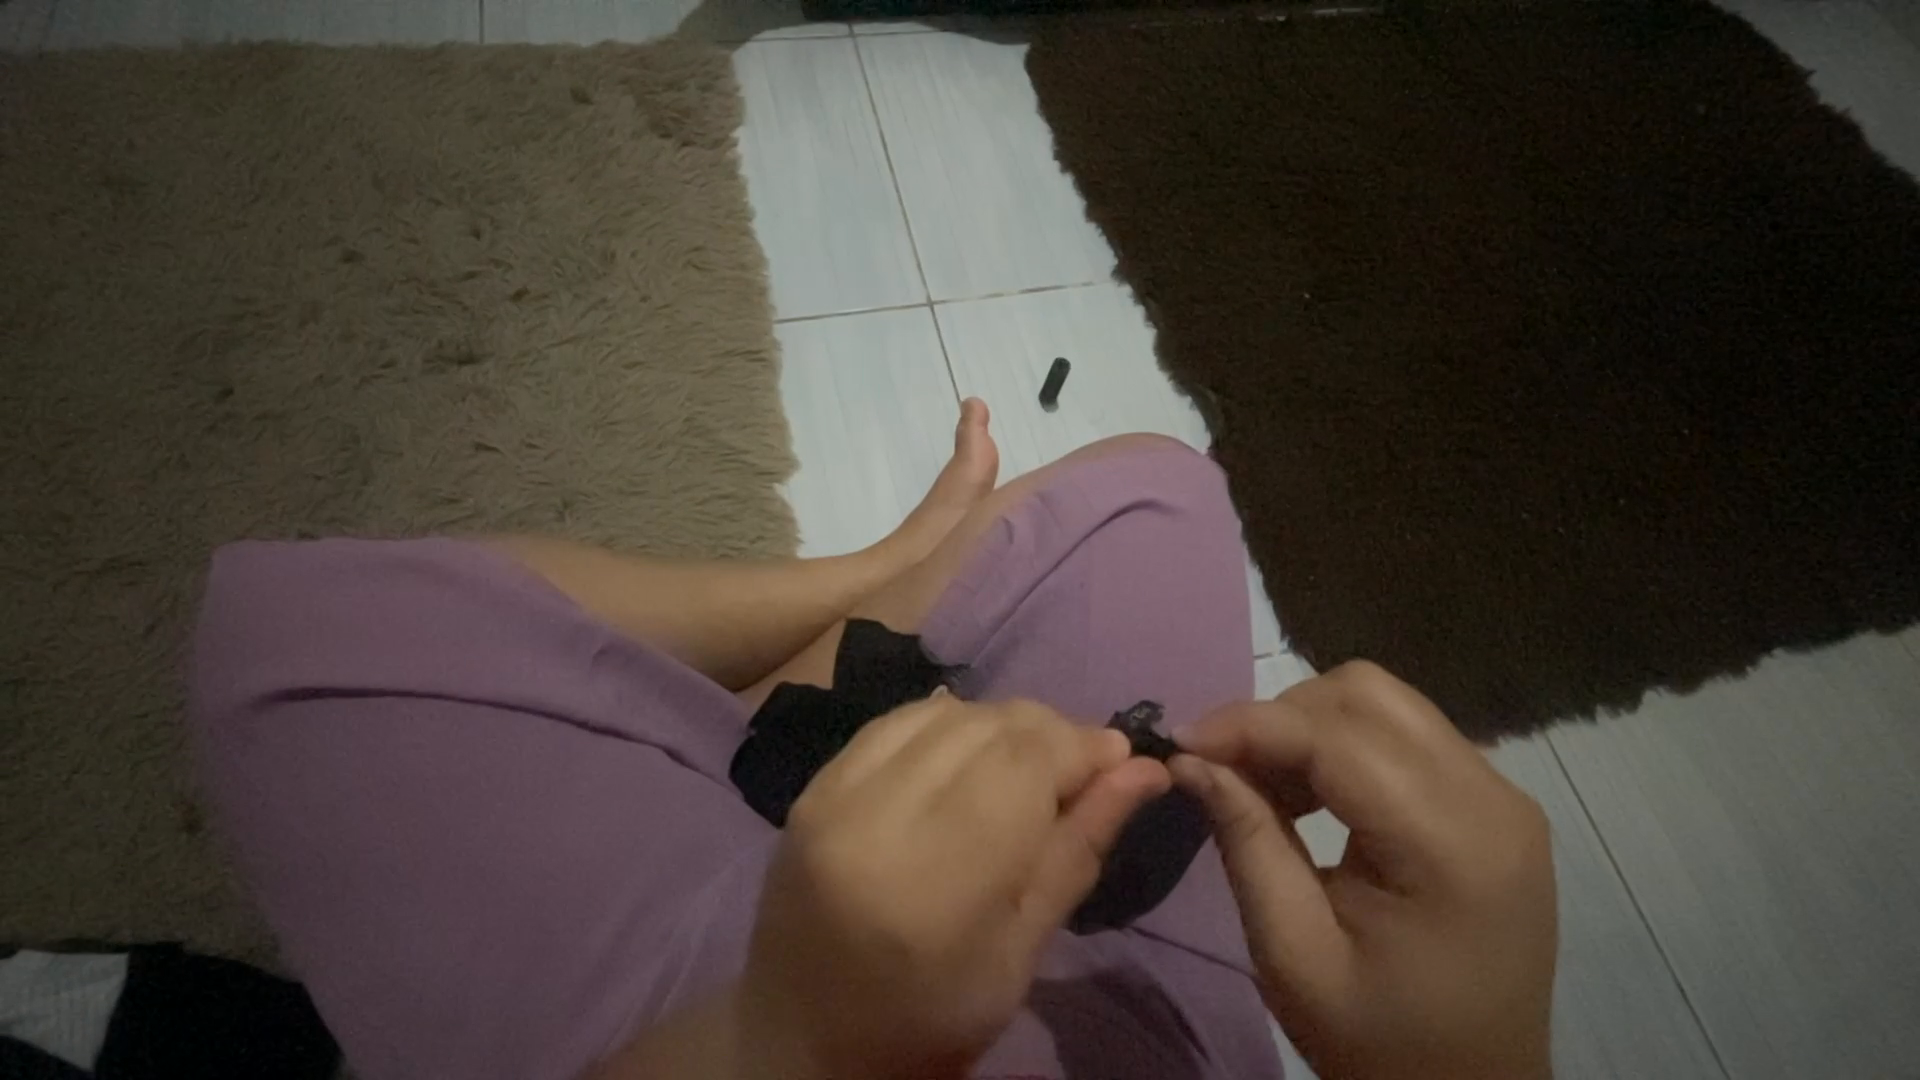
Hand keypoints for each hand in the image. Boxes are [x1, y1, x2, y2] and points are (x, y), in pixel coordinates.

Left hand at [738, 692, 1170, 1079]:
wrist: (802, 1034)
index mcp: (935, 881)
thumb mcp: (1022, 952)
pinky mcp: (816, 783)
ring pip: (945, 713)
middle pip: (986, 728)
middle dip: (1049, 731)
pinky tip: (972, 748)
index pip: (1022, 765)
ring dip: (1002, 723)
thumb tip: (1142, 770)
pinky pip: (899, 719)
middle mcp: (876, 818)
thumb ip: (1078, 848)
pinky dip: (950, 721)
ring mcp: (835, 793)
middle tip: (1080, 762)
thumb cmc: (930, 1017)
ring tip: (1028, 760)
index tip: (1119, 754)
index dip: (1080, 745)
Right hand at [1172, 662, 1556, 1079]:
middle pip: (1365, 694)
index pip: (1338, 739)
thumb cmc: (1378, 1040)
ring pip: (1379, 700)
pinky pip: (1397, 729)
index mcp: (1454, 849)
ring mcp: (1499, 794)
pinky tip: (1308, 793)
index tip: (1181, 743)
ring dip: (1305, 724)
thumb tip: (1189, 758)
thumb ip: (1245, 840)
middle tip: (1226, 770)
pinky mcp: (1488, 798)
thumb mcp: (1291, 952)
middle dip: (1278, 717)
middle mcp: (1493, 800)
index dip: (1248, 726)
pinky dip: (1335, 741)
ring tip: (1263, 784)